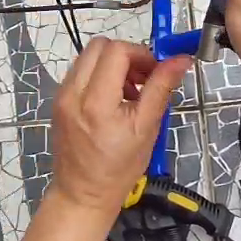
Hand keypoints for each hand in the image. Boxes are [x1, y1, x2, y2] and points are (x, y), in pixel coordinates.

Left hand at [50, 38, 192, 216]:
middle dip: (126, 56)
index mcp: (96, 101)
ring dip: (112, 65)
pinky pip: (80, 73)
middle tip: (143, 79)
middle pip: (99, 46)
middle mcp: (73, 92)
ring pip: (88, 57)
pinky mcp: (59, 100)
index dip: (141, 54)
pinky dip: (99, 76)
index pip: (116, 51)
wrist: (83, 194)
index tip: (155, 72)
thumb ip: (161, 88)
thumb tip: (181, 60)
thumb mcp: (147, 128)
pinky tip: (113, 100)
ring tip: (130, 92)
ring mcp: (61, 95)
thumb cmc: (119, 168)